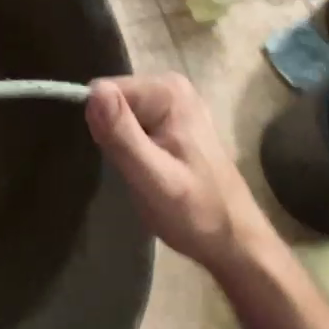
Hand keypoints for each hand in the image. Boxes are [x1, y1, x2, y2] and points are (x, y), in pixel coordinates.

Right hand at [86, 75, 273, 269]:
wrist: (235, 242)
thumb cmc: (196, 213)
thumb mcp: (153, 178)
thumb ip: (121, 134)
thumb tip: (93, 91)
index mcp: (167, 91)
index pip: (103, 91)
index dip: (103, 128)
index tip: (122, 160)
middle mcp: (170, 86)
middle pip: (111, 101)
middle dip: (113, 137)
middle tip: (135, 171)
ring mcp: (173, 103)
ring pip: (118, 115)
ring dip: (121, 145)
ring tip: (142, 173)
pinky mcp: (172, 121)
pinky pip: (132, 125)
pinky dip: (132, 148)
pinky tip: (149, 170)